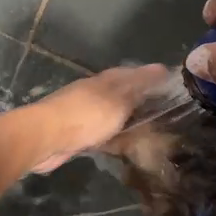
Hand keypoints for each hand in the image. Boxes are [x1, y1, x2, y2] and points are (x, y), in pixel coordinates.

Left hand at [18, 64, 171, 171]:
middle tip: (167, 112)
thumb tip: (160, 67)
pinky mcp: (76, 137)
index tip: (170, 83)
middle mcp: (90, 96)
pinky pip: (103, 137)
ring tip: (154, 132)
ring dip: (128, 122)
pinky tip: (130, 148)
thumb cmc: (85, 115)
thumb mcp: (118, 98)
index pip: (128, 74)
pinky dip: (117, 140)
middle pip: (119, 96)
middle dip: (140, 102)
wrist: (45, 138)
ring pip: (112, 117)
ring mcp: (82, 117)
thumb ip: (138, 85)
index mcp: (100, 82)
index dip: (148, 77)